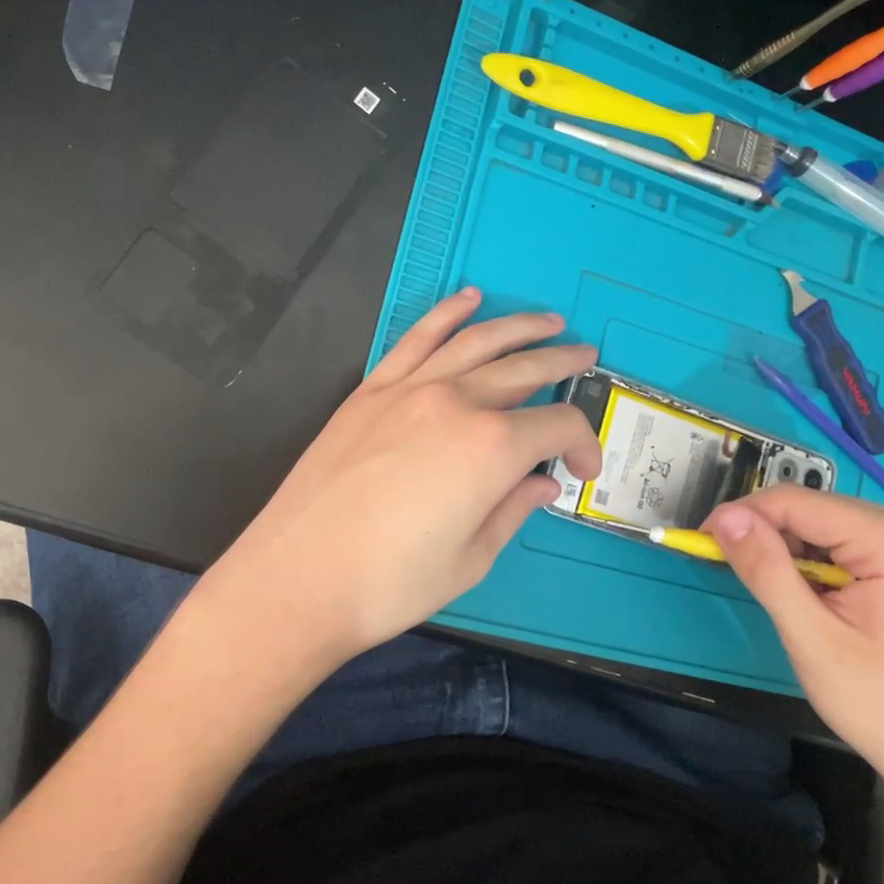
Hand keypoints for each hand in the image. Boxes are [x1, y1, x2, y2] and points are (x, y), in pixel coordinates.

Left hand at [203, 287, 602, 665]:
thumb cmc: (390, 584)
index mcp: (491, 448)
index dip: (583, 445)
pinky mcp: (369, 391)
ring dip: (518, 327)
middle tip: (586, 358)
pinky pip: (416, 338)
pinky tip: (468, 299)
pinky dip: (446, 314)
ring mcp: (408, 389)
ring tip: (547, 321)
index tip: (584, 471)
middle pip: (523, 369)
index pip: (557, 427)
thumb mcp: (470, 560)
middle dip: (562, 363)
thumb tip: (542, 483)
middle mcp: (454, 402)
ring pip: (475, 341)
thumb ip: (513, 510)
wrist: (297, 578)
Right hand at [704, 488, 883, 792]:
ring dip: (793, 551)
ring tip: (788, 597)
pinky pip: (848, 538)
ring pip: (827, 522)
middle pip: (815, 508)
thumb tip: (724, 517)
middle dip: (770, 536)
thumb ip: (767, 570)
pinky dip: (819, 560)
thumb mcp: (812, 639)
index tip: (701, 540)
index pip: (800, 502)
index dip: (743, 515)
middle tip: (741, 576)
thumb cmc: (881, 706)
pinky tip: (817, 596)